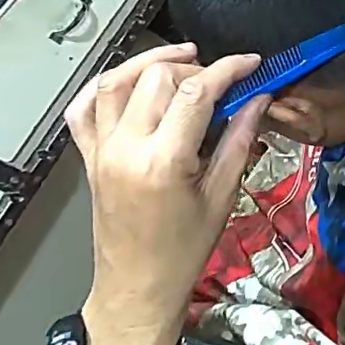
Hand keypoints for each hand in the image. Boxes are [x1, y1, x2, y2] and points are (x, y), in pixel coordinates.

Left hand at [66, 44, 269, 344]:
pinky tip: (132, 79)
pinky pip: (85, 107)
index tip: (250, 64)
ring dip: (150, 61)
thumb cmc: (184, 249)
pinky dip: (106, 84)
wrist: (137, 286)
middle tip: (223, 81)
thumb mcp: (223, 194)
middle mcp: (125, 149)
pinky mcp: (88, 157)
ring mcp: (101, 151)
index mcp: (163, 161)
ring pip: (115, 81)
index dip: (228, 69)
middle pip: (156, 78)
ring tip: (182, 58)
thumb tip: (258, 99)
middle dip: (195, 68)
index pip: (196, 92)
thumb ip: (239, 139)